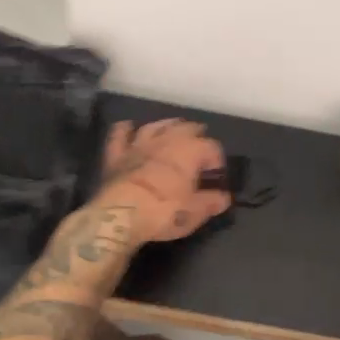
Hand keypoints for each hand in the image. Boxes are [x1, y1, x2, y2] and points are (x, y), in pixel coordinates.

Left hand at [92, 119, 232, 243]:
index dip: (217, 159)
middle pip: (186, 128)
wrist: (120, 214)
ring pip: (156, 125)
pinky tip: (128, 128)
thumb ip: (211, 202)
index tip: (216, 175)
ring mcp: (139, 144)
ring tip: (172, 130)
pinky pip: (120, 133)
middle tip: (199, 149)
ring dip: (166, 126)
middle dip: (196, 136)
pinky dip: (125, 129)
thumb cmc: (164, 212)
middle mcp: (166, 140)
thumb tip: (223, 198)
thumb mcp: (194, 212)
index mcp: (190, 151)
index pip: (211, 147)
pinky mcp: (116, 153)